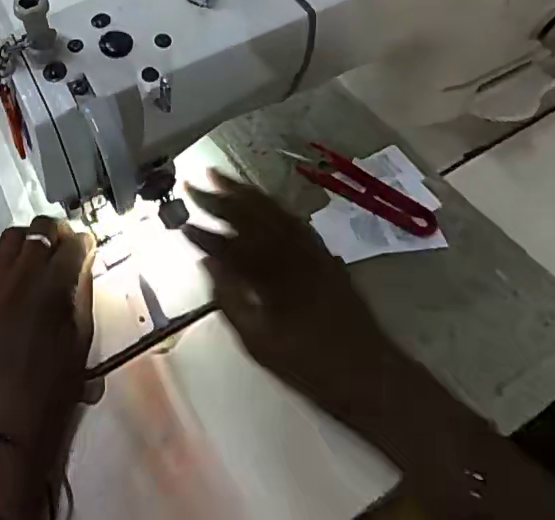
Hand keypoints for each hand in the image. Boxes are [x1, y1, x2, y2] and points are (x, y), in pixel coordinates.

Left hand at [0, 216, 94, 453]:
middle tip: (65, 245)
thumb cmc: (60, 380)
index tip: (86, 244)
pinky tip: (16, 272)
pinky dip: (5, 258)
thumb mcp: (83, 333)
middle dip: (56, 233)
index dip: (82, 241)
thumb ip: (82, 289)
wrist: (16, 411)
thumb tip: (83, 259)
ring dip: (29, 241)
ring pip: (11, 237)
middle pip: (39, 231)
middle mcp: (21, 277)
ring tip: (39, 256)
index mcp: (53, 289)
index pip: (71, 246)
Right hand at [183, 173, 411, 424]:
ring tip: (220, 177)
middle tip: (193, 181)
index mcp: (272, 277)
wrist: (374, 378)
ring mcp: (312, 251)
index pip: (228, 244)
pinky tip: (260, 201)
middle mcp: (292, 254)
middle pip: (250, 216)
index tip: (180, 222)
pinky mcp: (325, 254)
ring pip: (272, 211)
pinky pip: (293, 219)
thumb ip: (229, 300)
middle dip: (218, 198)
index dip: (202, 232)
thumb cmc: (311, 367)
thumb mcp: (259, 343)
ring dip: (244, 192)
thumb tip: (207, 262)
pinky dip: (272, 205)